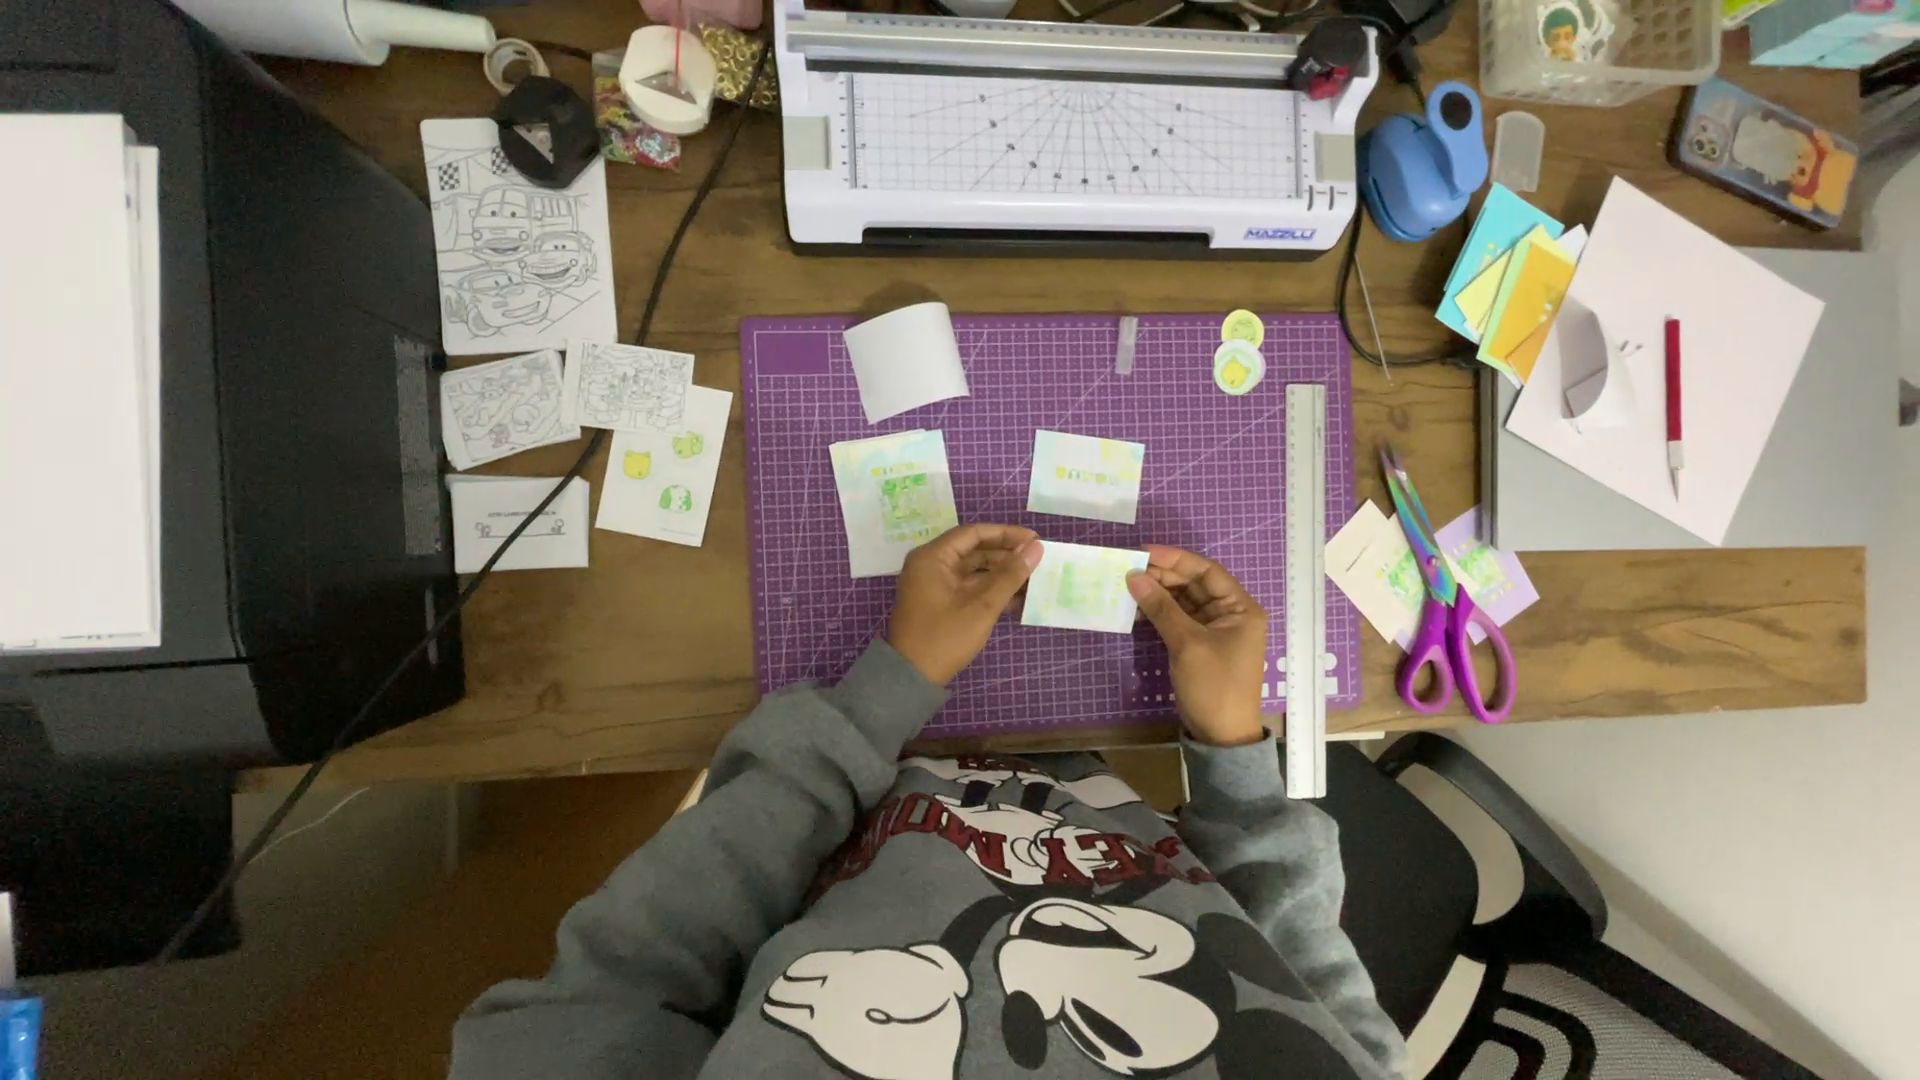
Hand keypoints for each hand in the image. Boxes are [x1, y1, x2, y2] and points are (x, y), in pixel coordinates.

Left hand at [888, 524, 1043, 685]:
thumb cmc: (945, 637)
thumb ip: (1010, 574)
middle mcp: (930, 565)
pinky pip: (968, 588)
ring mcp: (933, 585)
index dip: (1006, 534)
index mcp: (933, 557)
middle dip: (1006, 556)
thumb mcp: (982, 605)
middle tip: (1037, 562)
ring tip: (1033, 581)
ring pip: (973, 571)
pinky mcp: (939, 603)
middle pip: (974, 550)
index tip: (1034, 540)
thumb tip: (1036, 548)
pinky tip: (1017, 599)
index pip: (974, 533)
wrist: (911, 678)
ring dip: (1001, 575)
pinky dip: (990, 591)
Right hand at [1126, 546, 1267, 746]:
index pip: (1207, 571)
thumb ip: (1161, 607)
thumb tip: (1133, 576)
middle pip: (1193, 583)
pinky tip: (1136, 607)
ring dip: (1157, 592)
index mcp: (1240, 608)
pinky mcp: (1197, 644)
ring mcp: (1213, 629)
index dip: (1176, 559)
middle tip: (1128, 568)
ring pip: (1182, 600)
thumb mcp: (1187, 644)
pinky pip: (1176, 618)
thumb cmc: (1213, 686)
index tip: (1143, 552)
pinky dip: (1158, 611)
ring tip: (1127, 585)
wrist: (1220, 736)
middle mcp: (1229, 613)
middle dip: (1162, 575)